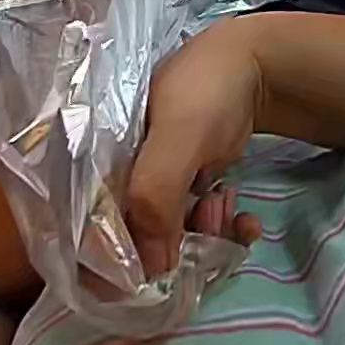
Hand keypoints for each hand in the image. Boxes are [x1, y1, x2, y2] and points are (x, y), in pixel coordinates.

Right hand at [125, 17, 266, 275]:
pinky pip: (196, 221)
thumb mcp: (178, 136)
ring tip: (229, 214)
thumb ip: (154, 196)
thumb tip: (150, 273)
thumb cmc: (207, 89)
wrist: (257, 64)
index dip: (112, 260)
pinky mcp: (186, 179)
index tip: (148, 280)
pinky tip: (245, 223)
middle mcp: (123, 168)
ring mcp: (157, 175)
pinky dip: (221, 229)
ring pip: (168, 233)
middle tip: (207, 226)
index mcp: (103, 154)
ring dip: (202, 236)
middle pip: (131, 235)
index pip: (87, 223)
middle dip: (171, 247)